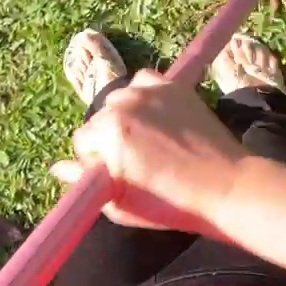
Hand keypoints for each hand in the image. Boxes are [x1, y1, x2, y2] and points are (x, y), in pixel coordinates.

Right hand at [50, 70, 250, 234]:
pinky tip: (158, 116)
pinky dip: (144, 95)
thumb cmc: (173, 204)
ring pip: (119, 100)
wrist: (228, 187)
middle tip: (137, 160)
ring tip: (151, 140)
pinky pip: (142, 81)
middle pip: (99, 119)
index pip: (81, 141)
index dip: (96, 161)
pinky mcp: (170, 85)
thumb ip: (85, 182)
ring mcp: (148, 92)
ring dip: (126, 116)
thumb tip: (58, 169)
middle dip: (110, 138)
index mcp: (108, 135)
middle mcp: (123, 106)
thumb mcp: (122, 204)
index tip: (117, 173)